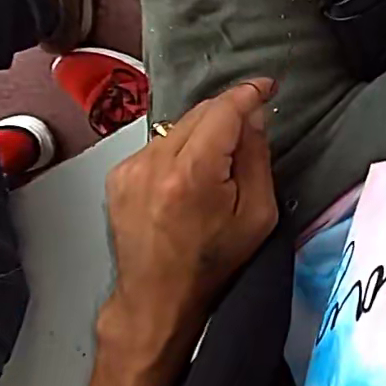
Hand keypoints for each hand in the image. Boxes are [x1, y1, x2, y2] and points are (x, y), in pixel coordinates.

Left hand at [100, 78, 279, 362]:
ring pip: (179, 124)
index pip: (223, 110)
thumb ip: (257, 156)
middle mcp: (154, 163)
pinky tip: (189, 177)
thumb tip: (254, 116)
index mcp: (192, 174)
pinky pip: (160, 143)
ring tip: (217, 165)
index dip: (248, 93)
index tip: (265, 87)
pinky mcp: (120, 174)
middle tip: (250, 132)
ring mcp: (131, 167)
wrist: (158, 297)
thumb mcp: (257, 214)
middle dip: (229, 114)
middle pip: (200, 111)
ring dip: (204, 131)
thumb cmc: (212, 263)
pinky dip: (181, 148)